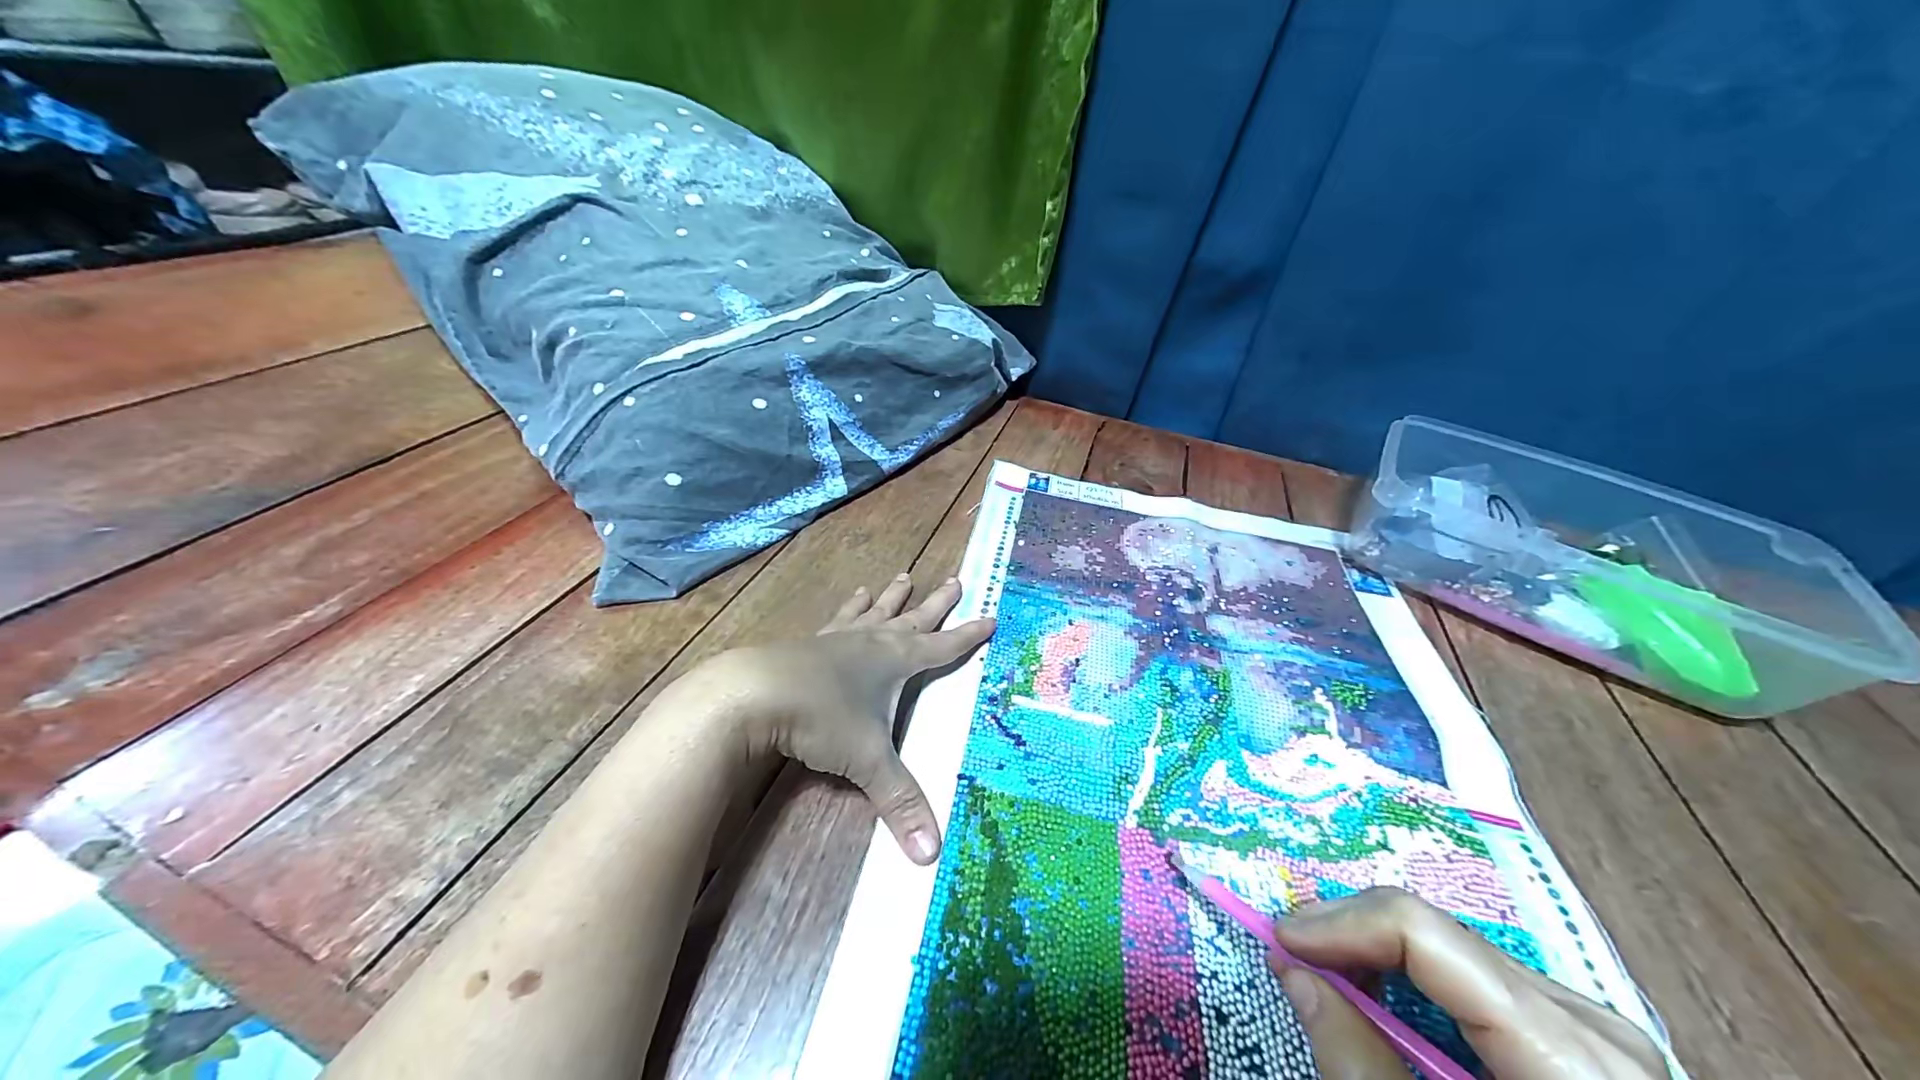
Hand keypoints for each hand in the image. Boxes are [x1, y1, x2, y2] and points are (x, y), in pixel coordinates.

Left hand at [701, 573, 994, 865]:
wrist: (753, 694)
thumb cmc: (821, 720)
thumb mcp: (867, 761)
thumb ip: (900, 803)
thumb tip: (930, 854)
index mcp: (895, 662)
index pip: (943, 647)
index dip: (969, 635)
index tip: (991, 615)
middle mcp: (871, 642)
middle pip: (913, 619)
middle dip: (937, 604)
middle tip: (956, 580)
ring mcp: (838, 639)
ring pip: (874, 612)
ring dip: (891, 598)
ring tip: (902, 578)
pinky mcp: (808, 643)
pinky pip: (838, 619)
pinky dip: (849, 608)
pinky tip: (850, 600)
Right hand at [1269, 887, 1665, 1079]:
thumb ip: (1358, 1063)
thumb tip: (1291, 970)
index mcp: (1574, 1058)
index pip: (1429, 935)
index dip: (1342, 925)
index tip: (1282, 943)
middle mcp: (1592, 1022)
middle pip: (1436, 933)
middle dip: (1351, 937)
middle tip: (1294, 960)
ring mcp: (1593, 1026)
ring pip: (1449, 946)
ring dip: (1376, 954)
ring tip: (1331, 983)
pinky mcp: (1582, 1036)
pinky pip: (1472, 974)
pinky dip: (1413, 977)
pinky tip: (1384, 1002)